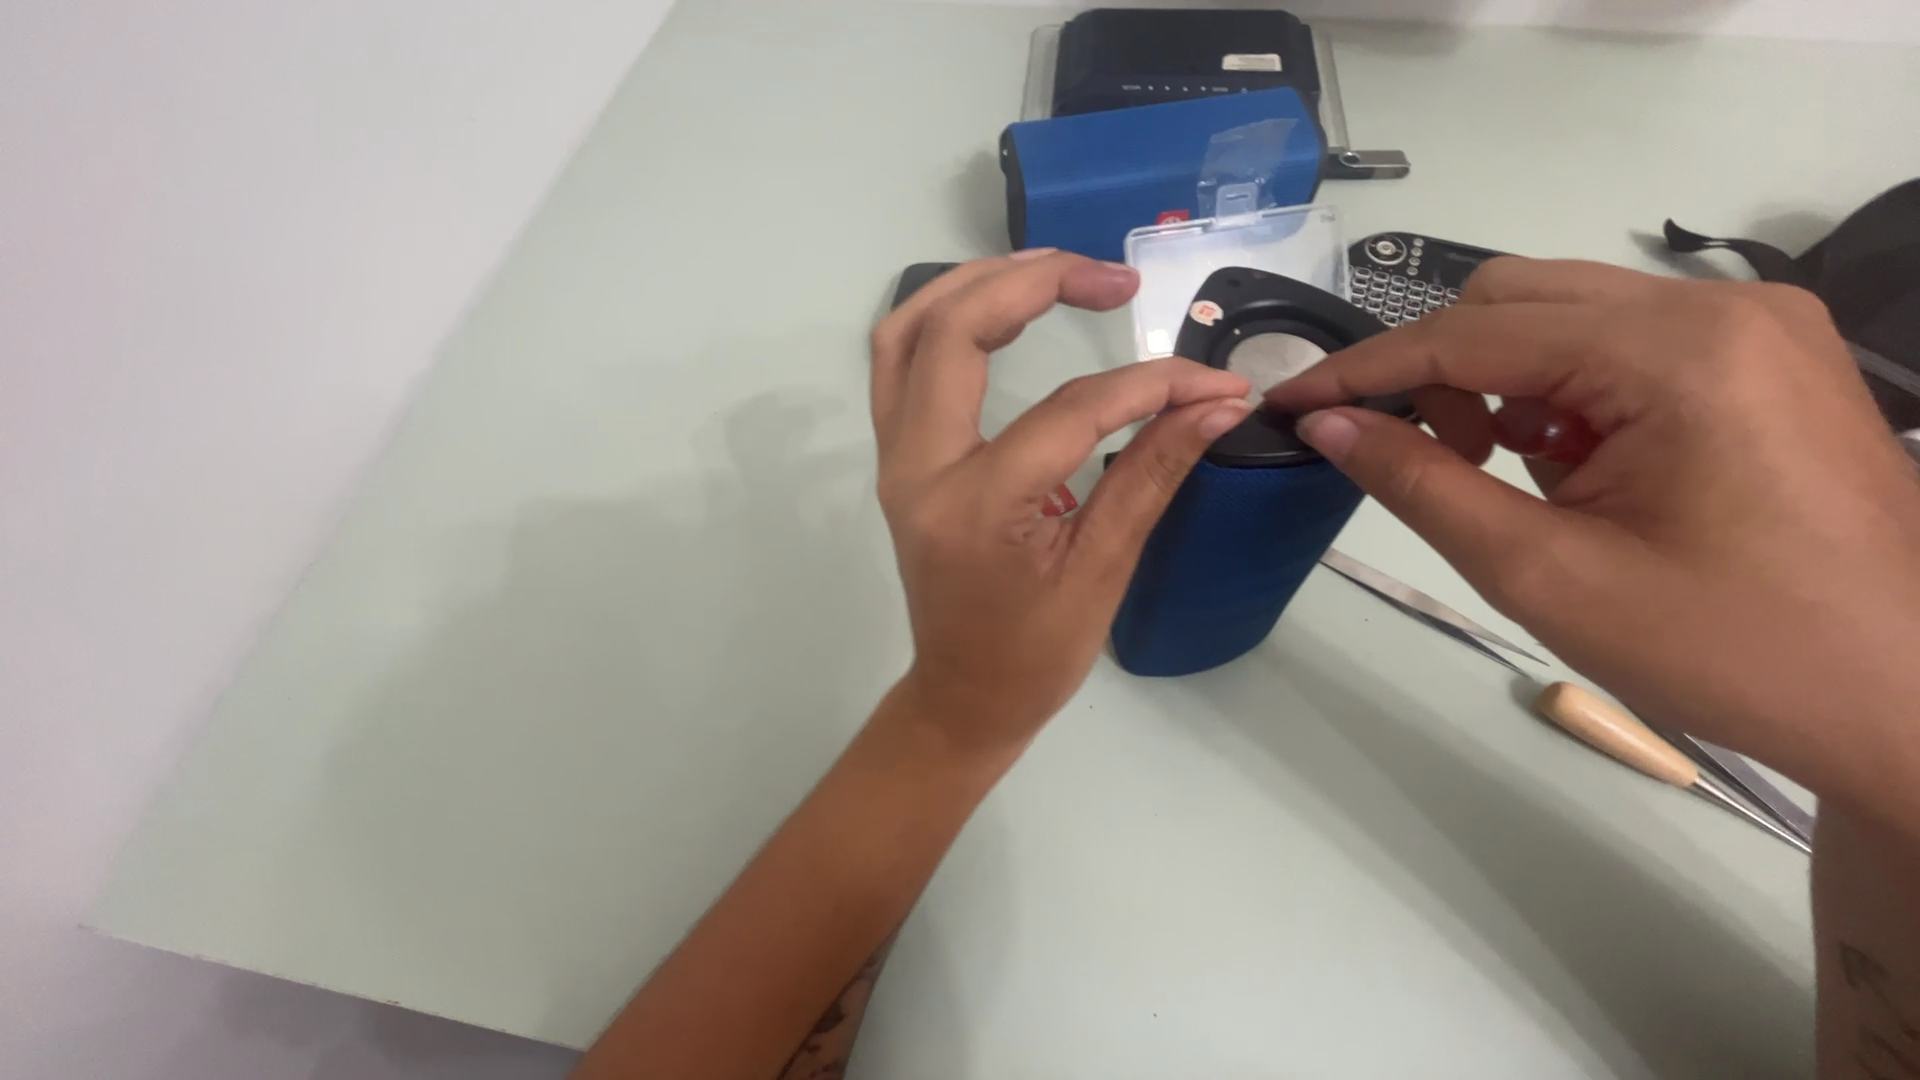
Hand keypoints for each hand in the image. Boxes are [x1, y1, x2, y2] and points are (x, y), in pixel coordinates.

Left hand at [871, 251, 1251, 752]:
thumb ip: (1153, 473)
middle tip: (1112, 277)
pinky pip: (900, 364)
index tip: (1214, 380)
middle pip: (953, 331)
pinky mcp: (896, 460)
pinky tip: (995, 310)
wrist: (963, 696)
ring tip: (1051, 270)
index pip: (1070, 410)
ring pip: (908, 333)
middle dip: (1035, 282)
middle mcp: (918, 469)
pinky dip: (943, 320)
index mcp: (975, 505)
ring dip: (974, 284)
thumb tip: (1217, 400)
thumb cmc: (1034, 653)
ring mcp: (895, 460)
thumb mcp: (1103, 568)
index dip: (1150, 384)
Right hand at [1267, 259, 1919, 819]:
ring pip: (1554, 315)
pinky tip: (1546, 458)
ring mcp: (1746, 328)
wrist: (1913, 702)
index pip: (1467, 335)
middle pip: (1509, 300)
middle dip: (1426, 368)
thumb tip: (1324, 425)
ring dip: (1483, 378)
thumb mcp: (1539, 571)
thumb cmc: (1725, 648)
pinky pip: (1607, 344)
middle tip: (1396, 448)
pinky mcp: (1753, 361)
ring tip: (1479, 462)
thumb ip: (1418, 482)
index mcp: (1673, 352)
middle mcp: (1716, 308)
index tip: (1286, 401)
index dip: (1360, 369)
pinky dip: (1544, 391)